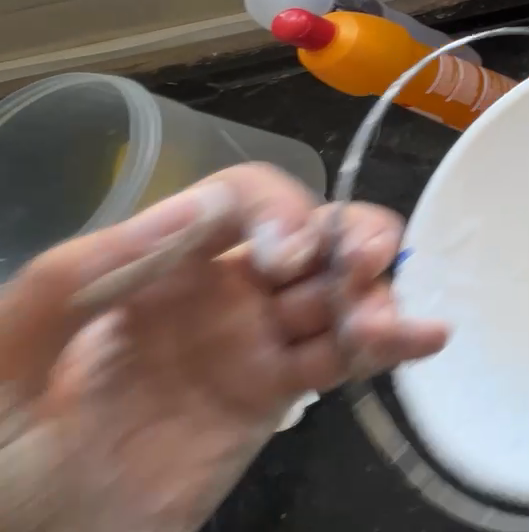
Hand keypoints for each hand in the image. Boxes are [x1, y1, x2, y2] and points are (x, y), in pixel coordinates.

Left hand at [0, 163, 448, 531]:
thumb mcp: (1, 364)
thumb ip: (76, 280)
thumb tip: (196, 208)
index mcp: (158, 266)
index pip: (243, 200)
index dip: (280, 209)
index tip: (287, 257)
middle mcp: (222, 287)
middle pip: (316, 233)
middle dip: (355, 238)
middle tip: (366, 268)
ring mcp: (259, 337)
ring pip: (344, 290)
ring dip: (377, 296)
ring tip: (384, 329)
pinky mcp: (282, 389)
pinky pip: (348, 356)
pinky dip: (395, 343)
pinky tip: (425, 339)